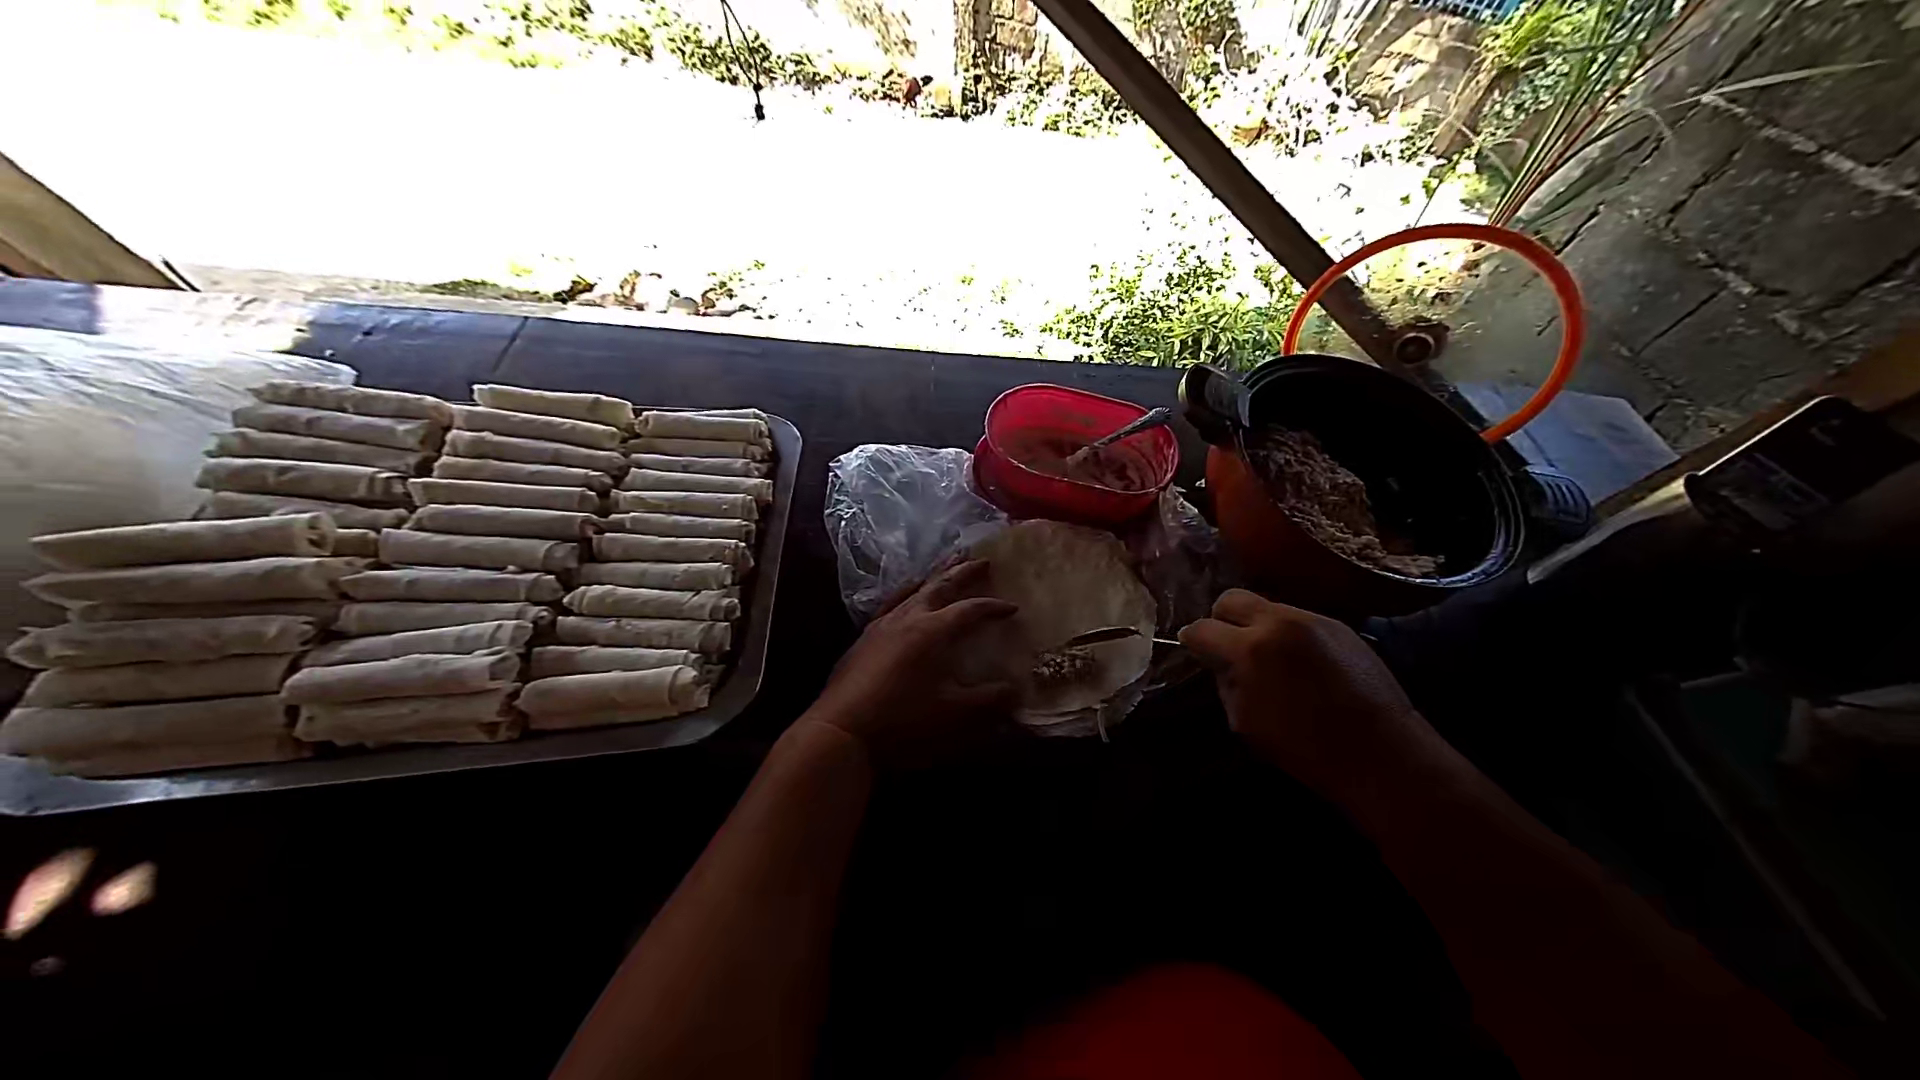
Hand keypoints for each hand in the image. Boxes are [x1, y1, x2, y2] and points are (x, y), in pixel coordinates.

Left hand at [804, 559, 1018, 768]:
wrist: (842, 727)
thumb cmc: (901, 718)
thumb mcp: (952, 712)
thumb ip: (987, 700)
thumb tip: (1016, 692)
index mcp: (933, 631)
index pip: (970, 610)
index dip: (992, 607)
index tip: (1012, 607)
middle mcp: (908, 618)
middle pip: (940, 586)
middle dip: (963, 572)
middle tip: (981, 560)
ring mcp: (883, 624)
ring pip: (914, 589)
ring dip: (935, 576)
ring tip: (947, 564)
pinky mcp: (865, 636)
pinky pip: (891, 602)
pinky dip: (906, 592)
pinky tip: (907, 594)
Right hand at [1178, 589, 1446, 800]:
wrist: (1380, 753)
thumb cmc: (1304, 747)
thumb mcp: (1244, 721)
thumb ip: (1225, 682)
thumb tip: (1219, 662)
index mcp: (1250, 649)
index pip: (1202, 628)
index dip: (1192, 640)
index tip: (1194, 650)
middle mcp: (1279, 622)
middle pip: (1232, 599)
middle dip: (1221, 619)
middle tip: (1228, 646)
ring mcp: (1312, 619)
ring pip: (1266, 606)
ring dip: (1257, 627)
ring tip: (1268, 657)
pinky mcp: (1338, 625)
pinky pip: (1297, 619)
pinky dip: (1287, 634)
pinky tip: (1299, 662)